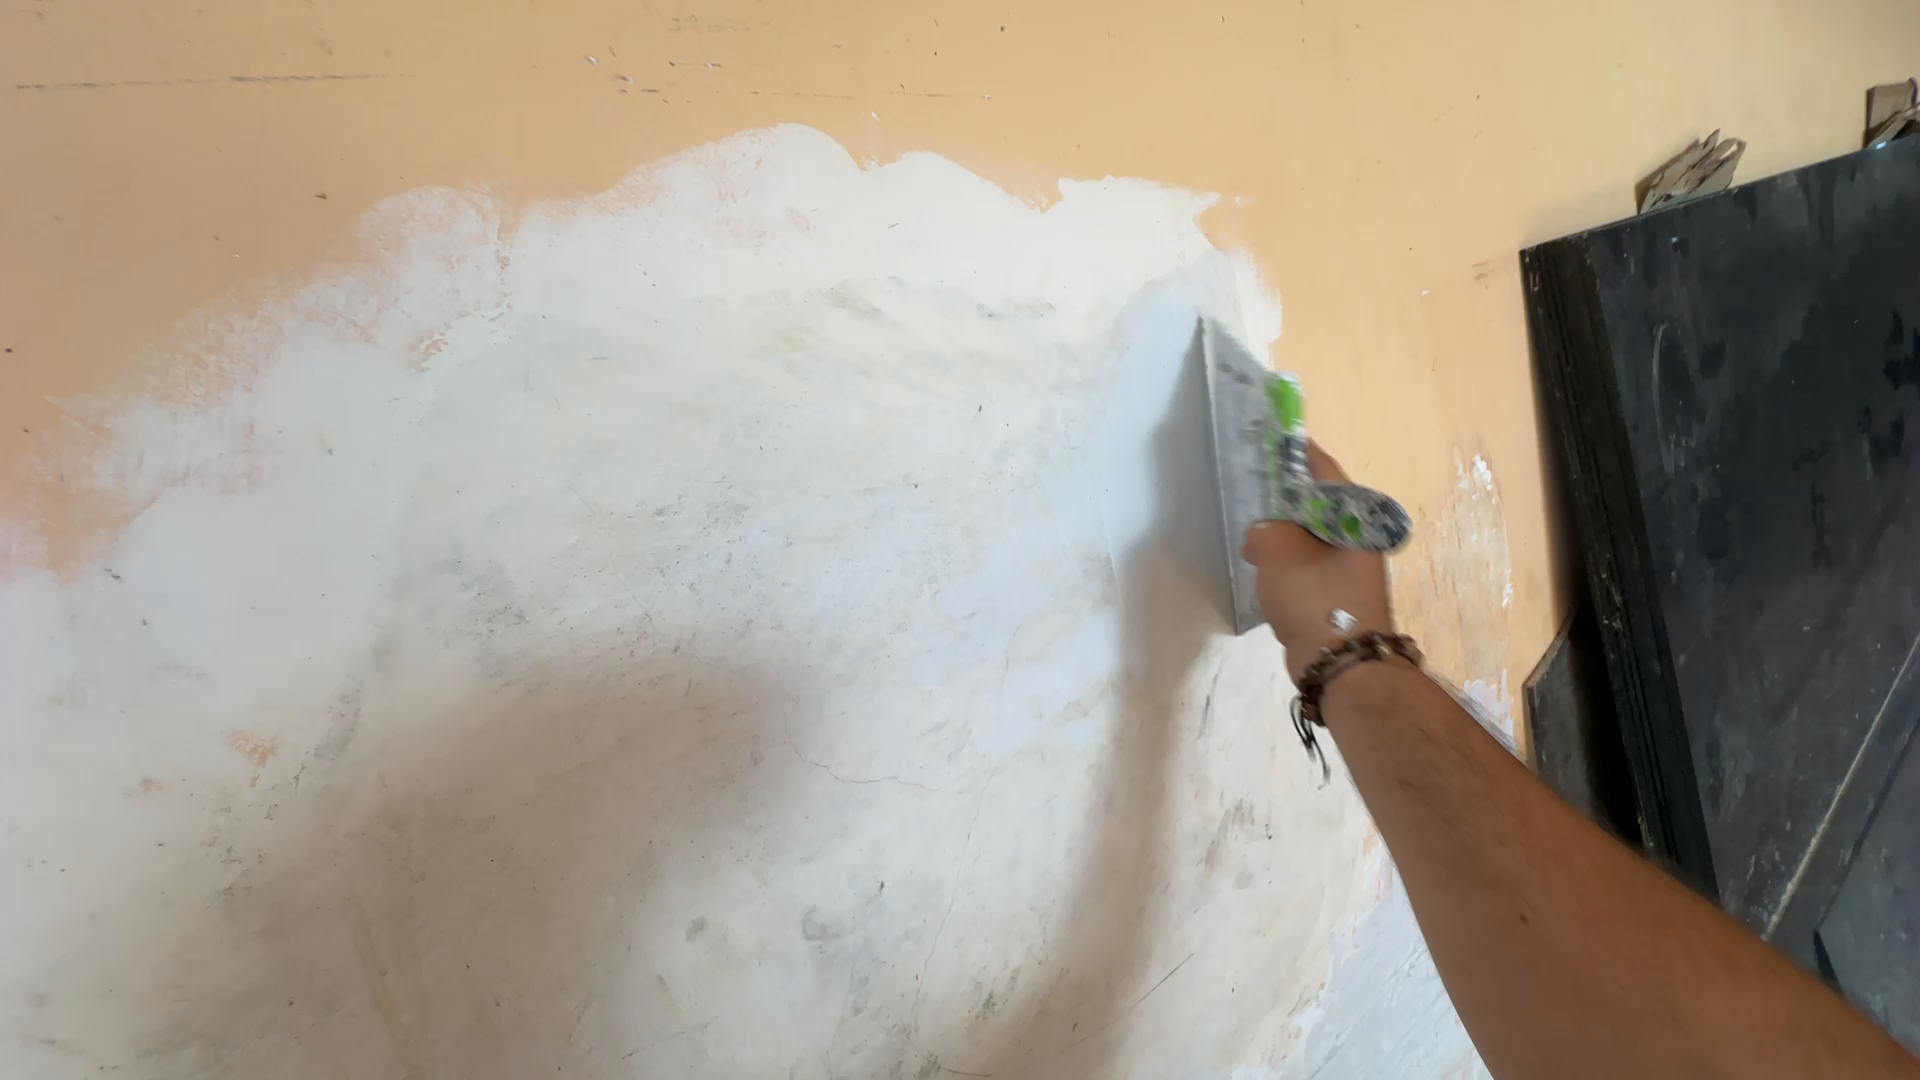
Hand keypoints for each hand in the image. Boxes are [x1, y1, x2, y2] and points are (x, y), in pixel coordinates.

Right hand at [1241, 442, 1395, 684]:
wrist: (1340, 664)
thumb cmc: (1315, 598)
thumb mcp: (1278, 551)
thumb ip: (1264, 529)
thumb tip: (1262, 535)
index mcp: (1354, 521)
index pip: (1326, 474)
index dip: (1303, 454)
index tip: (1284, 438)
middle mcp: (1358, 540)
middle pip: (1317, 506)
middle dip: (1285, 499)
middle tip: (1255, 491)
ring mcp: (1349, 570)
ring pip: (1309, 538)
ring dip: (1283, 534)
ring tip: (1253, 535)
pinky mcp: (1336, 594)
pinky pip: (1306, 565)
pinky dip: (1285, 561)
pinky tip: (1264, 570)